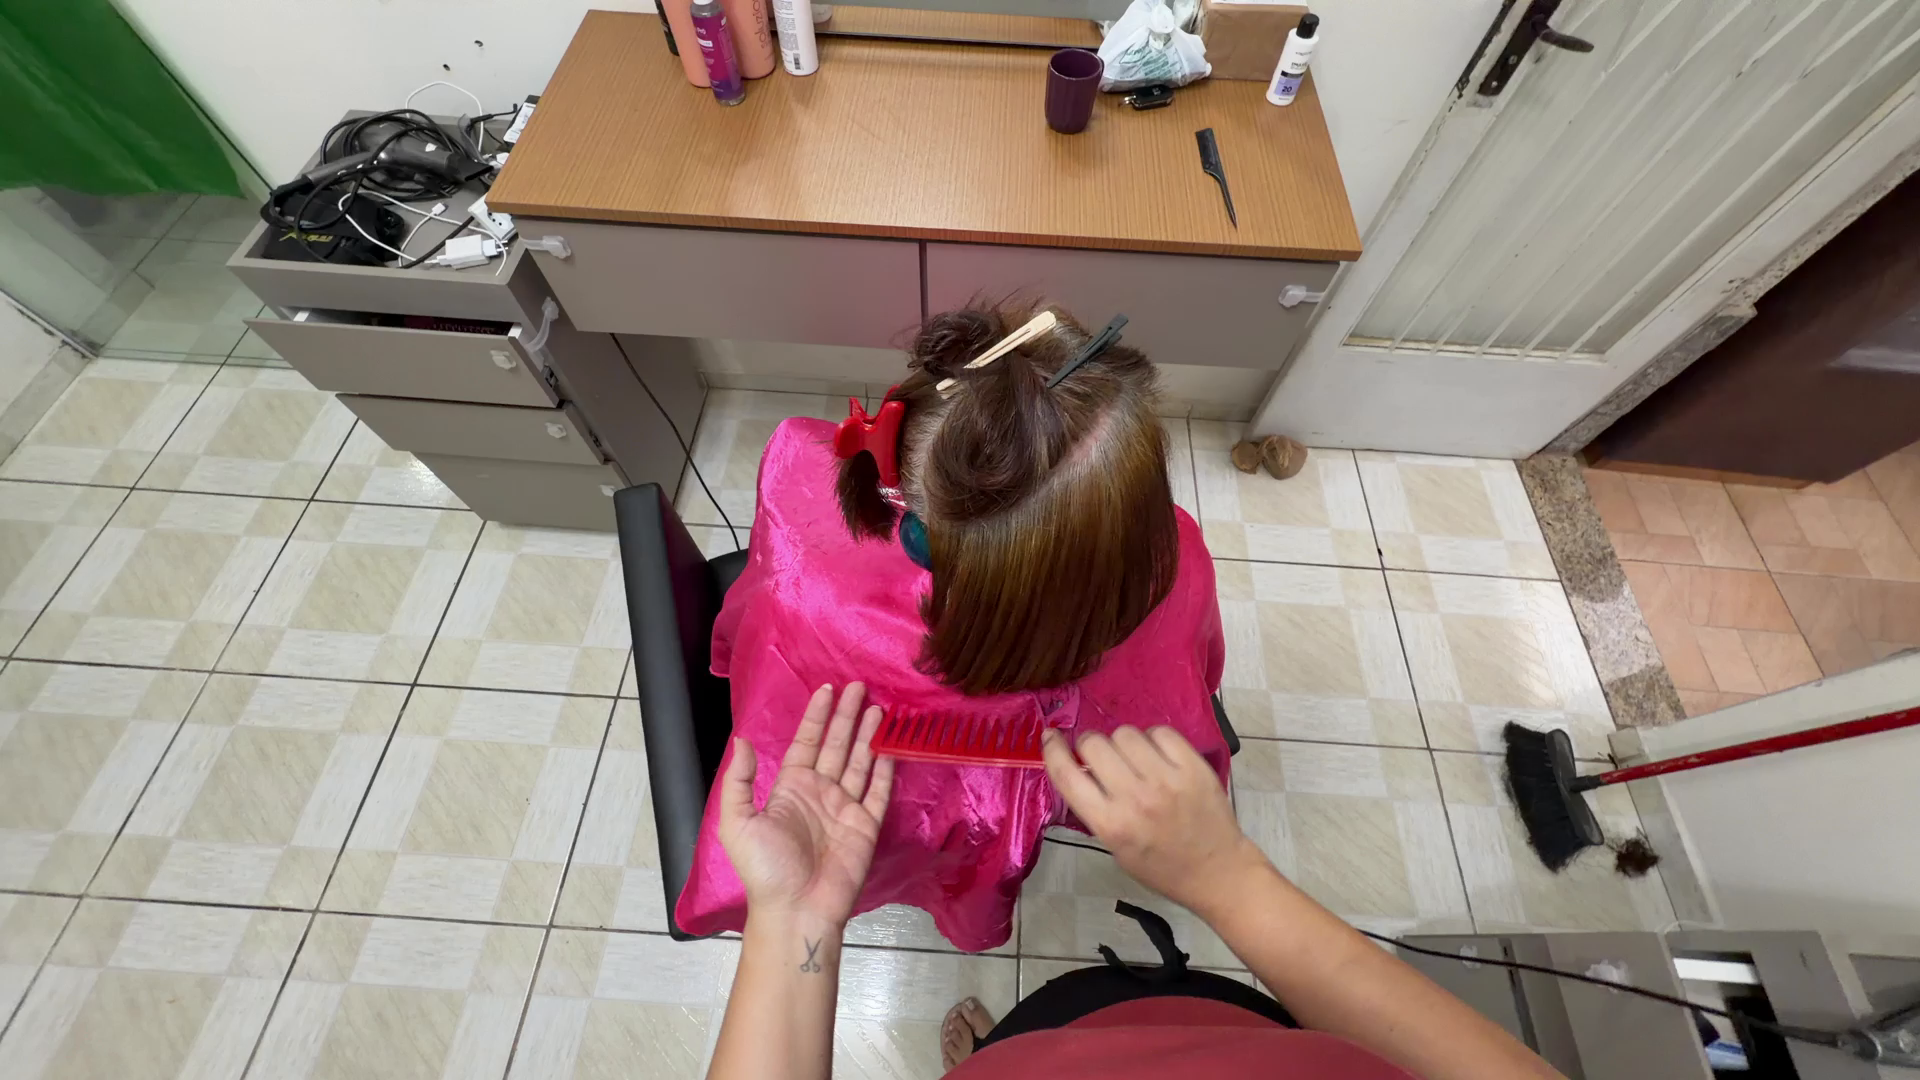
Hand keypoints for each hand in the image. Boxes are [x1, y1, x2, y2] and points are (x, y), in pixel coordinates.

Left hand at [719, 683, 896, 928]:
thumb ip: (740, 781)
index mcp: (792, 788)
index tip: (828, 689)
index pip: (807, 741)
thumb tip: (742, 739)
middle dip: (848, 715)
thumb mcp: (739, 823)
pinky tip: (891, 747)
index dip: (817, 716)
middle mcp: (820, 791)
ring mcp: (846, 807)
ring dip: (869, 735)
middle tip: (860, 687)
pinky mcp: (866, 825)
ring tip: (880, 708)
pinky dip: (886, 770)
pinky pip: (879, 792)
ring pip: (861, 762)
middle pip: (837, 744)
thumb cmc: (766, 868)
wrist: (796, 910)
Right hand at [1041, 726, 1264, 916]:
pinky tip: (1158, 756)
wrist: (1217, 872)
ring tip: (1134, 759)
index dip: (1052, 749)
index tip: (1050, 737)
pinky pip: (1160, 732)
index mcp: (1110, 824)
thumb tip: (1074, 763)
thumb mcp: (1114, 846)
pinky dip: (1154, 739)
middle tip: (1102, 757)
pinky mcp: (1193, 767)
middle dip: (1090, 745)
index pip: (1066, 774)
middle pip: (1094, 743)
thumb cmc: (1160, 865)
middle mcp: (1135, 798)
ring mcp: (1166, 780)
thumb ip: (1093, 807)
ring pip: (1125, 733)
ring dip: (1122, 742)